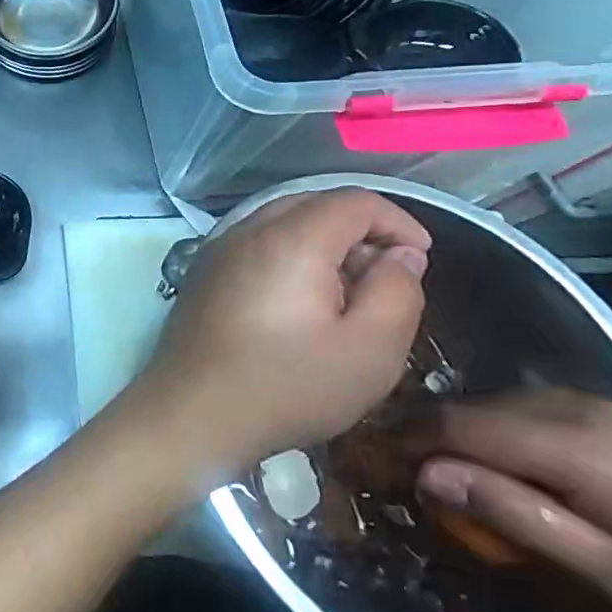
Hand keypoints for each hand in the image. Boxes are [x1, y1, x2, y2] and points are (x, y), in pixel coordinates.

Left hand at [121, 188, 430, 486]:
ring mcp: (218, 247)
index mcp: (290, 238)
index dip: (397, 221)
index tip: (420, 259)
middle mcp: (247, 229)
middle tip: (384, 278)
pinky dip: (287, 253)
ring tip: (344, 293)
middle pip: (314, 203)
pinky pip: (255, 241)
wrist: (192, 410)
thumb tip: (401, 255)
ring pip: (281, 219)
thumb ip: (397, 292)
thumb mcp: (370, 350)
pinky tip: (298, 300)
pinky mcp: (203, 270)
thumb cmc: (287, 385)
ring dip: (322, 241)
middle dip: (359, 229)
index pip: (354, 200)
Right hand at [418, 391, 611, 611]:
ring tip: (475, 466)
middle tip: (425, 469)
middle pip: (487, 405)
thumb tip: (430, 476)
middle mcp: (588, 411)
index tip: (384, 455)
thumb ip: (516, 514)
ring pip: (522, 401)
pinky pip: (562, 407)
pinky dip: (527, 425)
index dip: (415, 436)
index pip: (462, 423)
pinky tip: (541, 460)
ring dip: (485, 426)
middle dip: (445, 431)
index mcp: (573, 446)